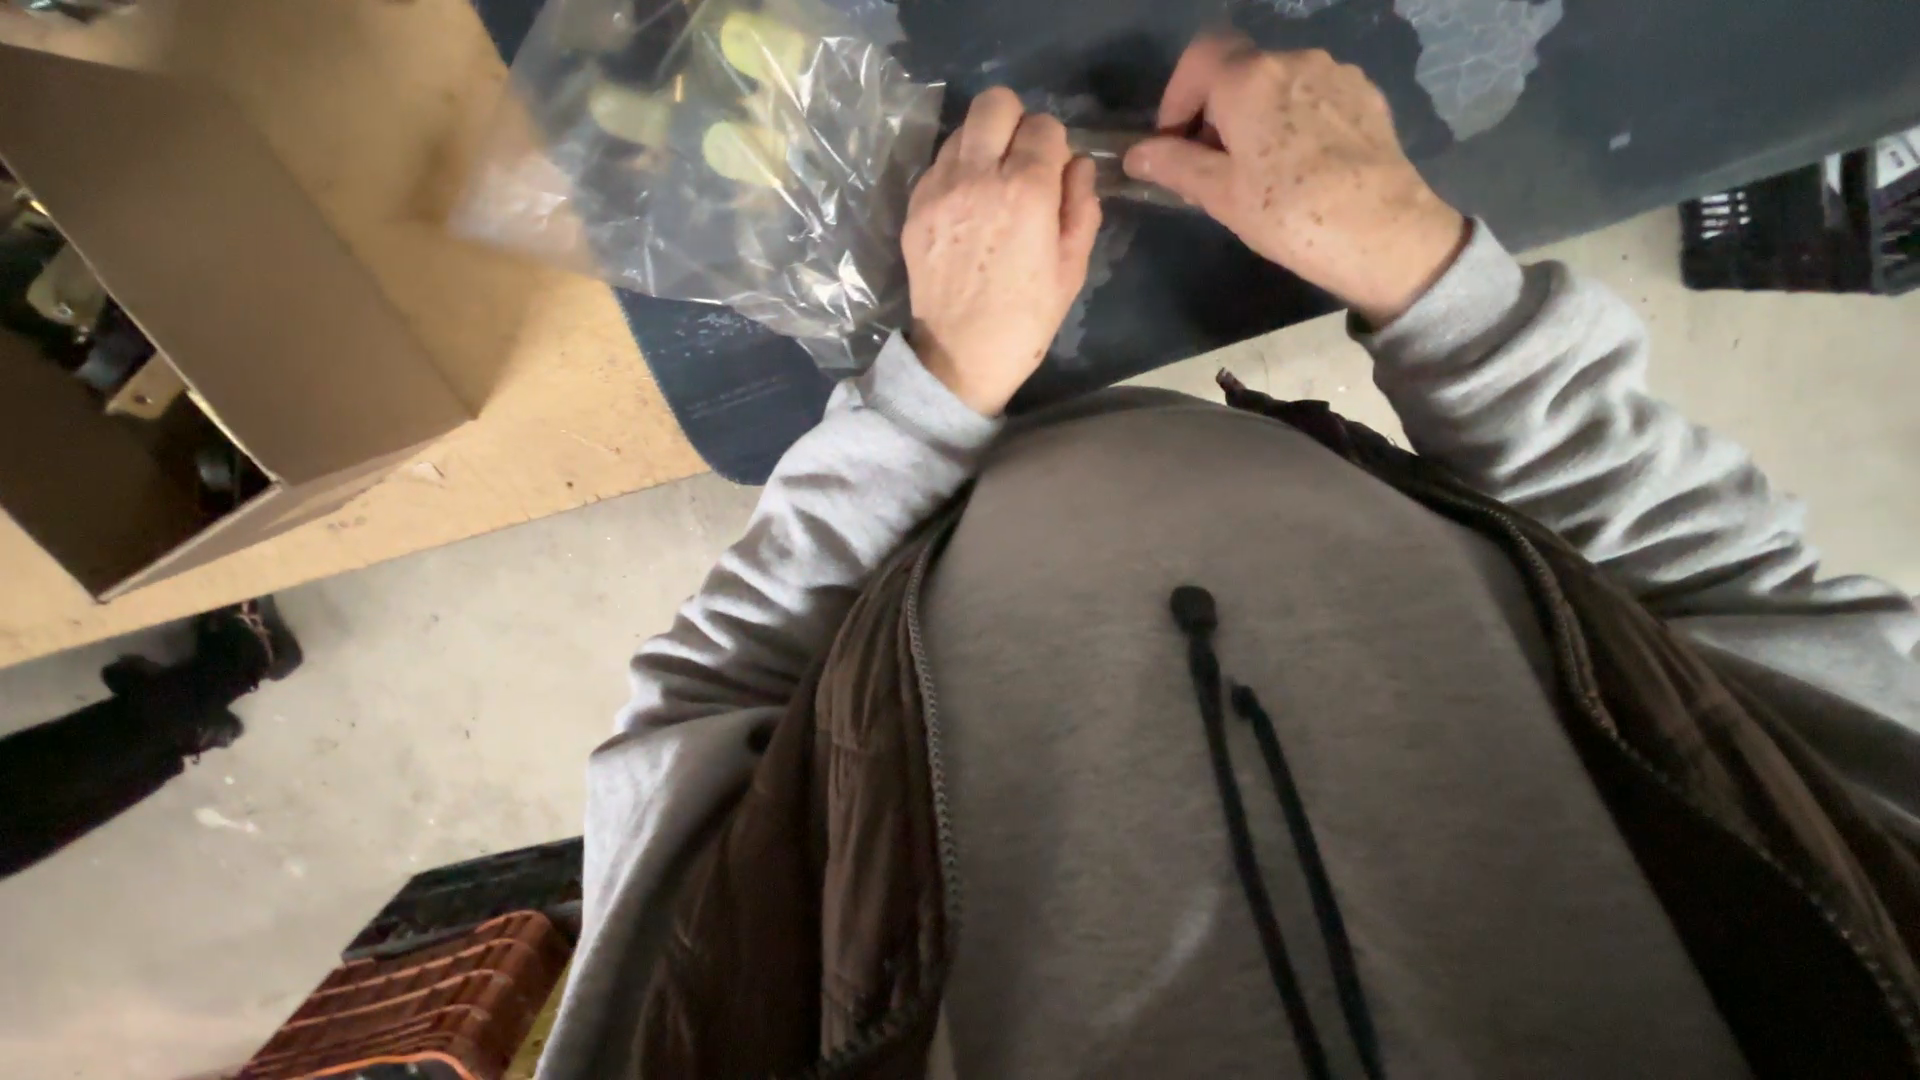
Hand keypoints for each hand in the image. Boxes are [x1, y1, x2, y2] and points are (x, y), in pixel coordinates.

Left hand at [903, 87, 1100, 414]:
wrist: (959, 358)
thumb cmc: (1025, 322)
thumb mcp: (1071, 269)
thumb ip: (1080, 207)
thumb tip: (1077, 167)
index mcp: (1026, 190)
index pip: (1044, 126)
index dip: (1054, 147)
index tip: (1053, 174)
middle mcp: (977, 176)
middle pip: (995, 104)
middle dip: (1015, 124)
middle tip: (1020, 162)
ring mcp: (939, 190)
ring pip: (962, 131)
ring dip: (982, 147)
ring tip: (990, 188)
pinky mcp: (914, 209)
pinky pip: (937, 165)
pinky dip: (955, 174)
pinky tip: (965, 210)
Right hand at [1124, 37, 1467, 326]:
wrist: (1381, 233)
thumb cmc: (1287, 214)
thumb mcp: (1219, 195)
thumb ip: (1174, 165)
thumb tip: (1136, 153)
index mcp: (1250, 79)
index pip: (1199, 56)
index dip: (1177, 96)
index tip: (1174, 143)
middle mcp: (1294, 60)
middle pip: (1238, 71)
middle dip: (1214, 112)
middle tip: (1211, 169)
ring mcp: (1335, 75)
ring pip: (1276, 85)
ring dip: (1253, 118)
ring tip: (1257, 173)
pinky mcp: (1364, 97)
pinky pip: (1311, 98)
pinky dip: (1291, 122)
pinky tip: (1298, 170)